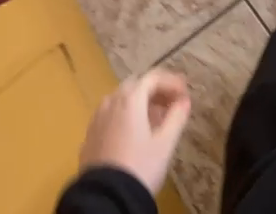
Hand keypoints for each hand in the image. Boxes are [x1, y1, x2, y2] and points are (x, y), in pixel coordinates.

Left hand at [79, 70, 191, 193]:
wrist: (107, 197)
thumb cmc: (140, 167)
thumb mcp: (164, 144)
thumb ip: (176, 118)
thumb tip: (184, 101)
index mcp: (130, 100)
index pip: (152, 78)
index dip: (170, 81)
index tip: (185, 91)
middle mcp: (110, 102)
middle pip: (135, 86)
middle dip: (155, 91)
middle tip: (172, 103)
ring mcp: (97, 118)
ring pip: (121, 100)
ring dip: (140, 103)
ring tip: (156, 119)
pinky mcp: (90, 135)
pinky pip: (110, 115)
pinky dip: (125, 116)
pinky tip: (134, 133)